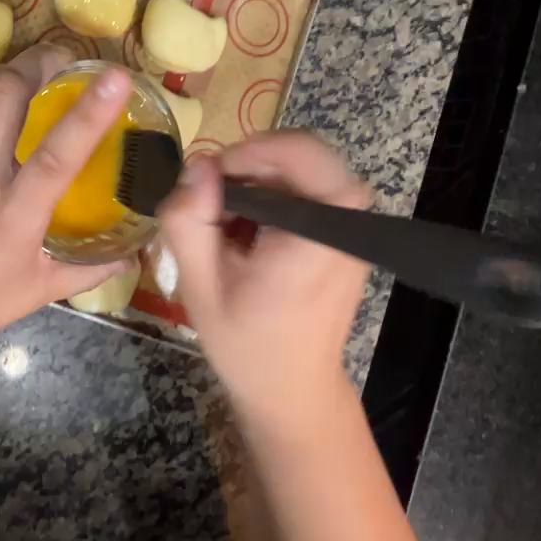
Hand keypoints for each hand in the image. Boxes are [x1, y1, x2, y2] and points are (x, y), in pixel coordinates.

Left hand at [0, 30, 132, 367]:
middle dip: (37, 66)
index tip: (114, 75)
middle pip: (6, 99)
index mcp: (13, 216)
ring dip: (1, 73)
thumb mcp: (36, 294)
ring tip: (23, 71)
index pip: (56, 157)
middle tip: (61, 64)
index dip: (89, 113)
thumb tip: (133, 251)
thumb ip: (88, 270)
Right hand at [157, 131, 373, 420]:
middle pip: (302, 154)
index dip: (253, 151)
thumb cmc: (246, 345)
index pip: (304, 154)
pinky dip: (270, 195)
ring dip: (256, 180)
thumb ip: (190, 222)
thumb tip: (198, 165)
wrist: (293, 390)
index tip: (211, 180)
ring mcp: (351, 228)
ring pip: (302, 167)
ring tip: (222, 221)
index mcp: (318, 237)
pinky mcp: (343, 233)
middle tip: (209, 199)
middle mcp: (347, 224)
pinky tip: (243, 231)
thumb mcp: (200, 287)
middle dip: (248, 165)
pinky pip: (306, 188)